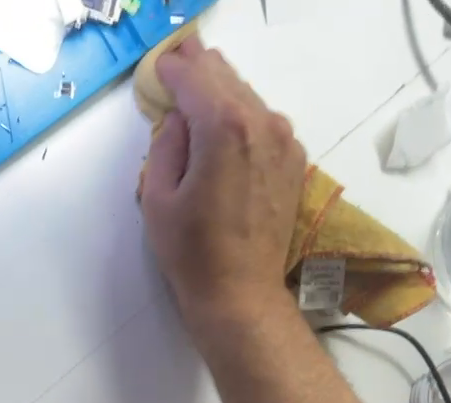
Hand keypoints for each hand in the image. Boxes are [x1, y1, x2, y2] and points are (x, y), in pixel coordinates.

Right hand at [139, 37, 307, 364]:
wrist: (239, 292)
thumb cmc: (191, 252)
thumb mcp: (157, 198)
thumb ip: (165, 145)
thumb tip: (176, 121)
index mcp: (224, 128)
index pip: (194, 78)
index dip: (172, 69)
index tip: (158, 67)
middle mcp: (261, 122)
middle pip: (225, 78)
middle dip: (198, 70)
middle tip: (177, 64)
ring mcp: (283, 140)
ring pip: (247, 96)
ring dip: (220, 93)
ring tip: (197, 96)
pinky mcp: (292, 160)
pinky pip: (263, 122)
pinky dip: (241, 117)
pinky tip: (223, 131)